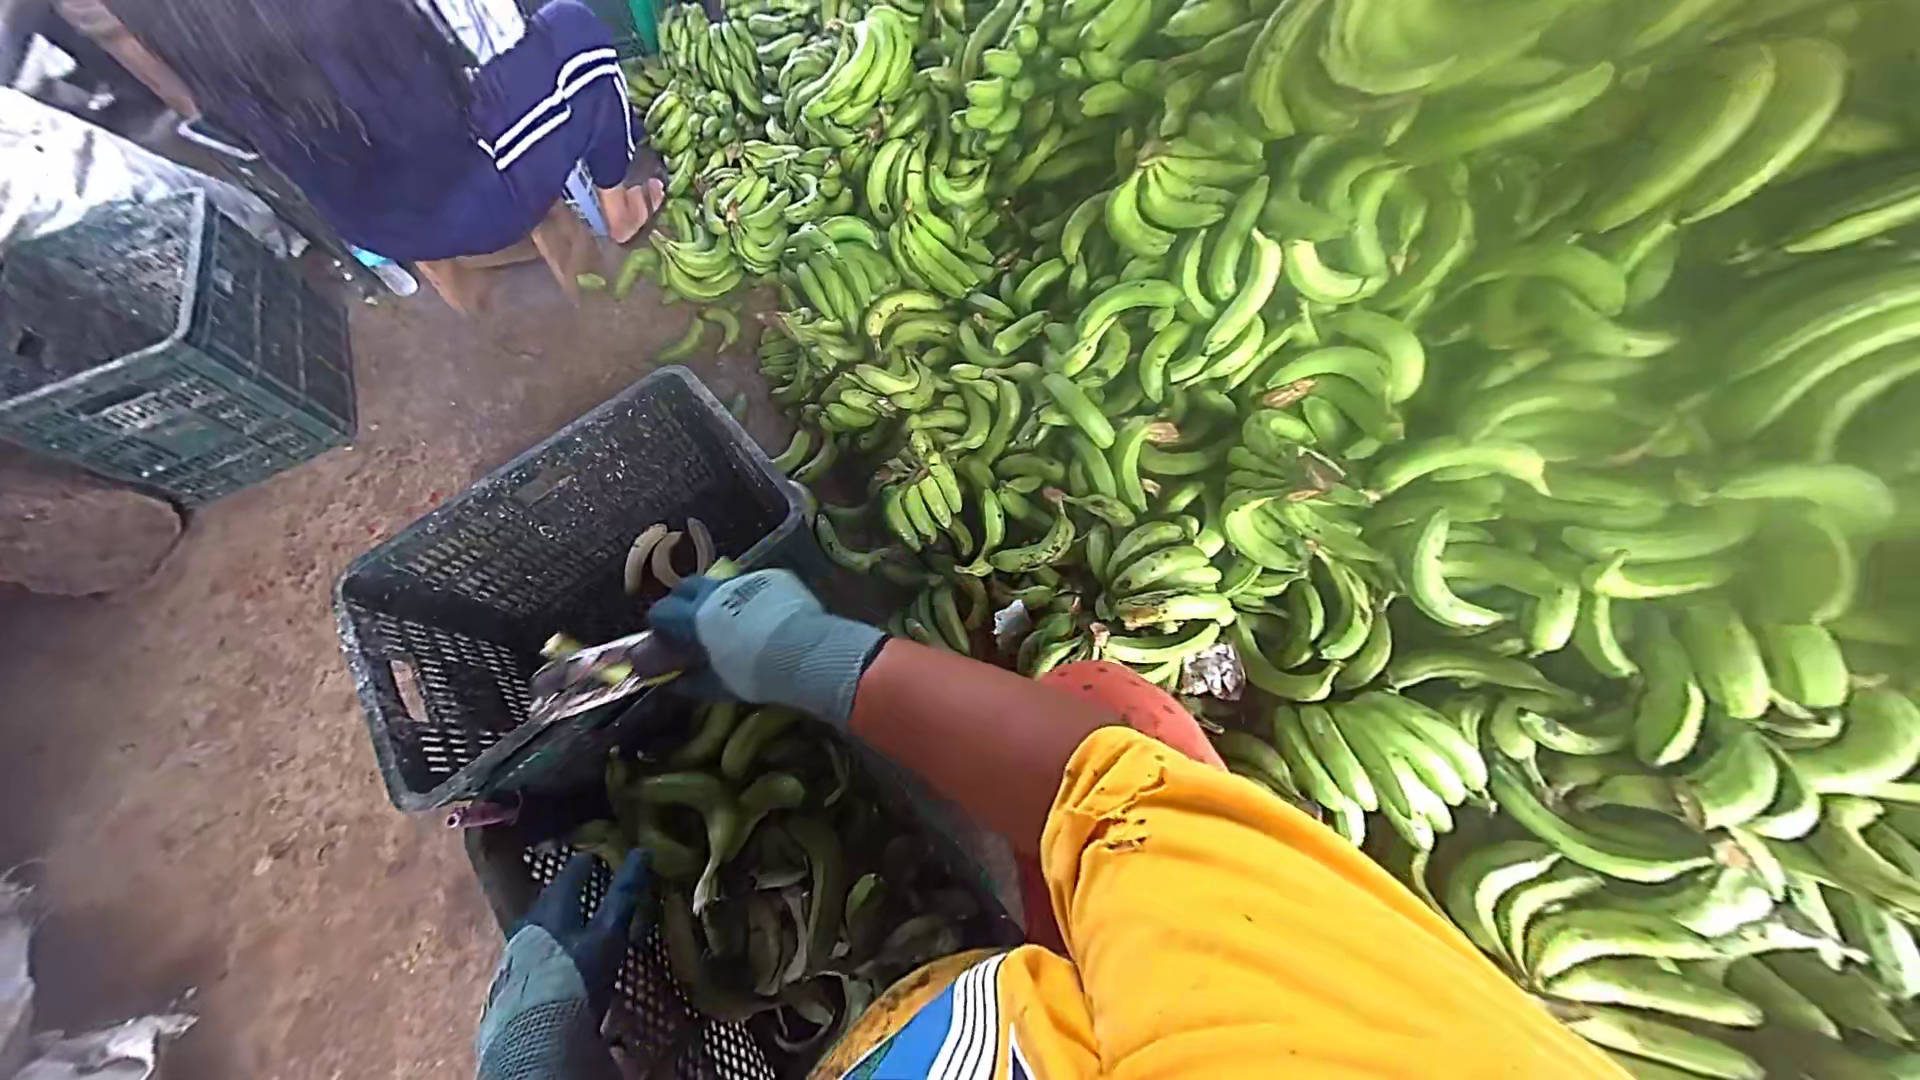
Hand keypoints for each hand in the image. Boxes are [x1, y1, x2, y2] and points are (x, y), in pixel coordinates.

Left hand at [519, 850, 652, 1015]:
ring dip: (566, 920)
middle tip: (601, 889)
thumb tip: (644, 850)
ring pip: (545, 925)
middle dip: (577, 891)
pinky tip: (567, 959)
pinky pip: (537, 951)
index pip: (575, 868)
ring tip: (587, 924)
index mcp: (551, 905)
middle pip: (556, 897)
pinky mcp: (511, 985)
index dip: (594, 859)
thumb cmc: (574, 975)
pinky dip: (555, 946)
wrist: (533, 1043)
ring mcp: (514, 956)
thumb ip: (625, 891)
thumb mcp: (609, 932)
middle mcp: (528, 924)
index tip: (611, 855)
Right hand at [648, 569, 886, 726]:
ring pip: (721, 584)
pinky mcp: (775, 578)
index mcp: (696, 615)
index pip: (662, 611)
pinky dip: (751, 598)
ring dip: (719, 599)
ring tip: (732, 621)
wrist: (807, 652)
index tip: (666, 639)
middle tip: (694, 625)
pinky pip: (753, 585)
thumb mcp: (719, 684)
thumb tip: (673, 682)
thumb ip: (691, 681)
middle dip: (684, 603)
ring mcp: (749, 580)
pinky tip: (763, 616)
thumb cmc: (756, 672)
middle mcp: (718, 590)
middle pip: (687, 587)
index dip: (661, 625)